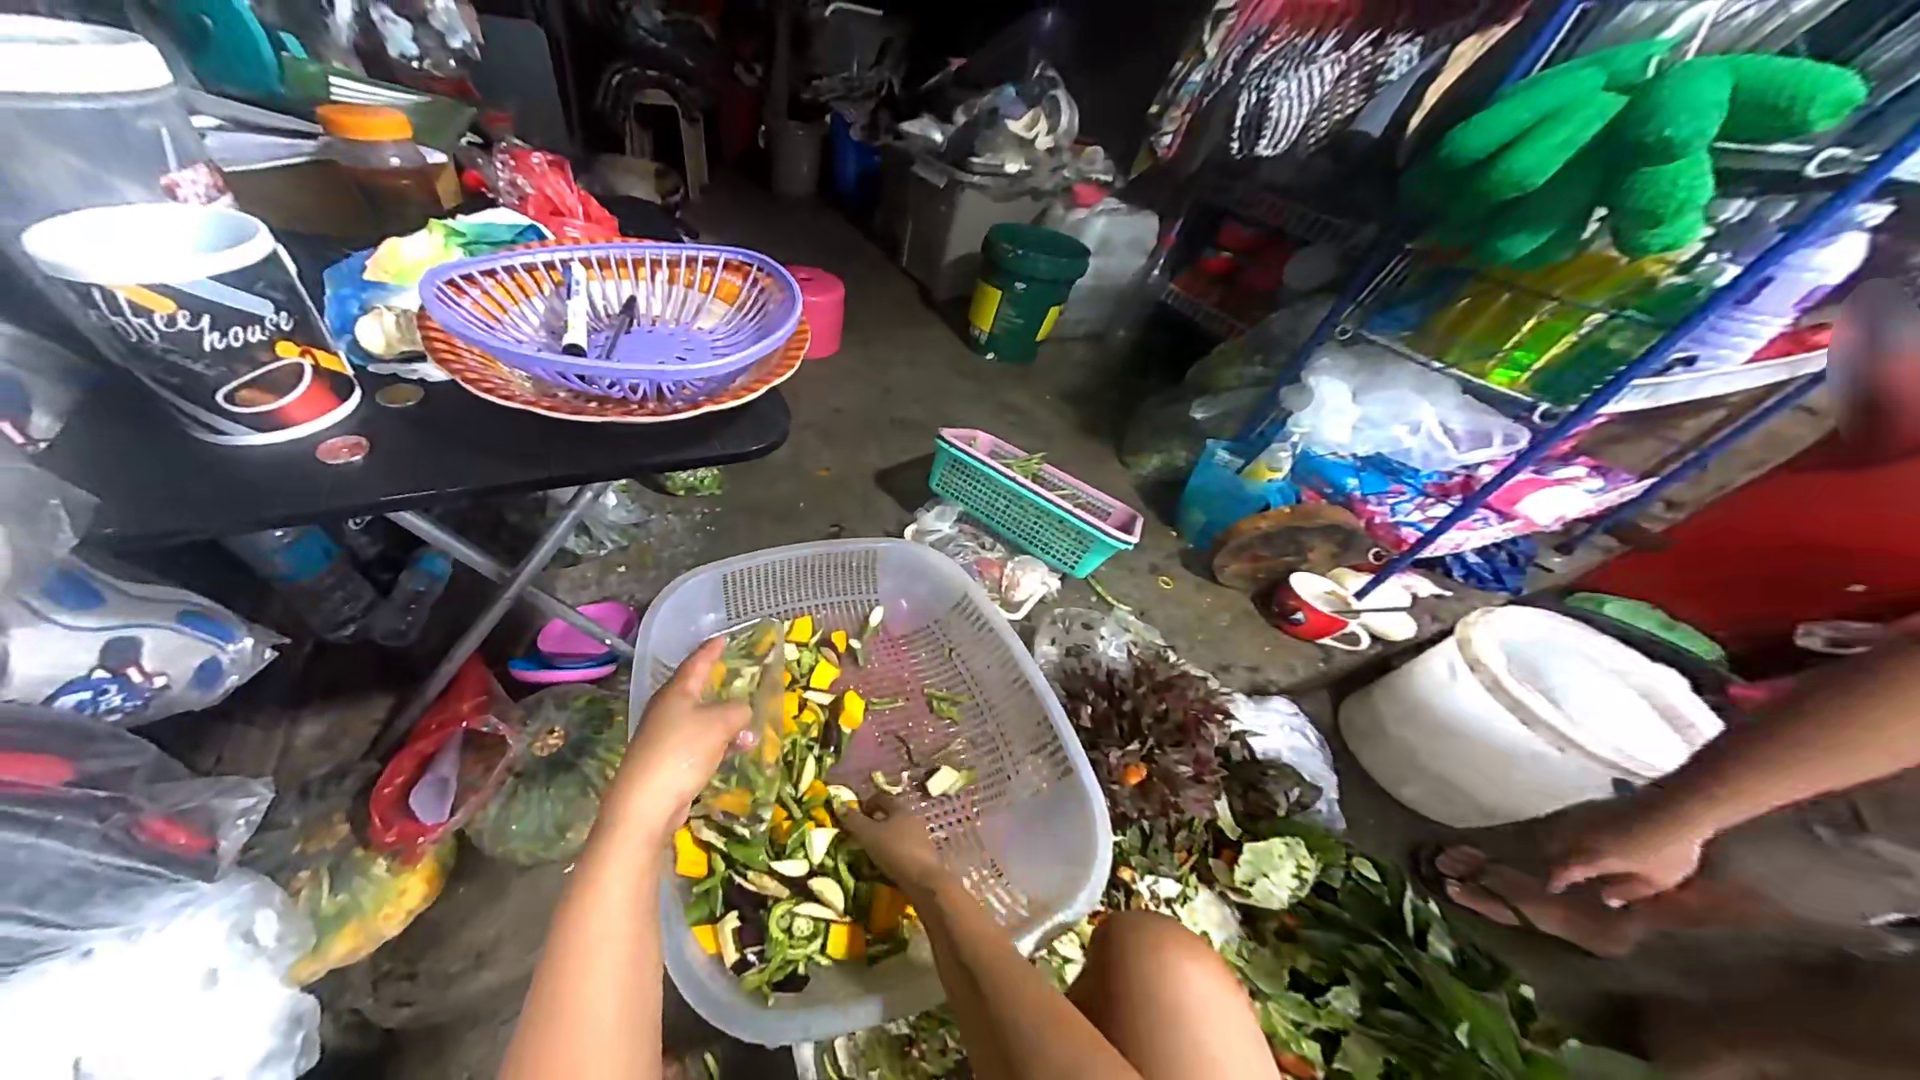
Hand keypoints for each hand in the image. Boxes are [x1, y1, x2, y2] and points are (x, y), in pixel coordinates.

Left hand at [606, 637, 752, 839]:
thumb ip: (738, 711)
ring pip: (701, 719)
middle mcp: (667, 709)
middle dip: (719, 685)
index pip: (696, 662)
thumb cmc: (682, 751)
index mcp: (677, 692)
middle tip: (738, 675)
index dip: (711, 650)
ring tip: (750, 725)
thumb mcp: (720, 723)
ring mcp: (665, 736)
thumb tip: (743, 712)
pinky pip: (700, 742)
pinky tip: (734, 752)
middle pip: (696, 690)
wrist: (645, 805)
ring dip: (725, 720)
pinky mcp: (668, 761)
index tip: (724, 638)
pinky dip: (718, 742)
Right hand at [840, 794, 951, 901]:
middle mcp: (912, 817)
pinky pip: (903, 846)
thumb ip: (854, 820)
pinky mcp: (924, 853)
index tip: (854, 818)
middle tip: (860, 836)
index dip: (865, 804)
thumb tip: (840, 806)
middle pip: (889, 814)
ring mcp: (920, 835)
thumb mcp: (868, 834)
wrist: (924, 879)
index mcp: (899, 807)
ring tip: (870, 853)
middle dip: (874, 823)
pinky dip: (892, 851)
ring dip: (883, 838)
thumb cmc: (894, 850)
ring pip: (896, 831)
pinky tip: (885, 864)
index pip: (880, 797)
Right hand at [1542, 796, 1709, 905]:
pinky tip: (1578, 835)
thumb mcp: (1657, 881)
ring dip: (1556, 844)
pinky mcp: (1591, 808)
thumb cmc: (1667, 852)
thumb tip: (1607, 900)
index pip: (1565, 870)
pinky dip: (1567, 831)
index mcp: (1593, 858)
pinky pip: (1569, 822)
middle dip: (1553, 861)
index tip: (1552, 888)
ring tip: (1564, 853)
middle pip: (1554, 849)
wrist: (1671, 812)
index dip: (1556, 880)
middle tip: (1559, 872)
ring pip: (1558, 833)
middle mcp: (1580, 838)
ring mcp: (1584, 820)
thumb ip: (1629, 891)